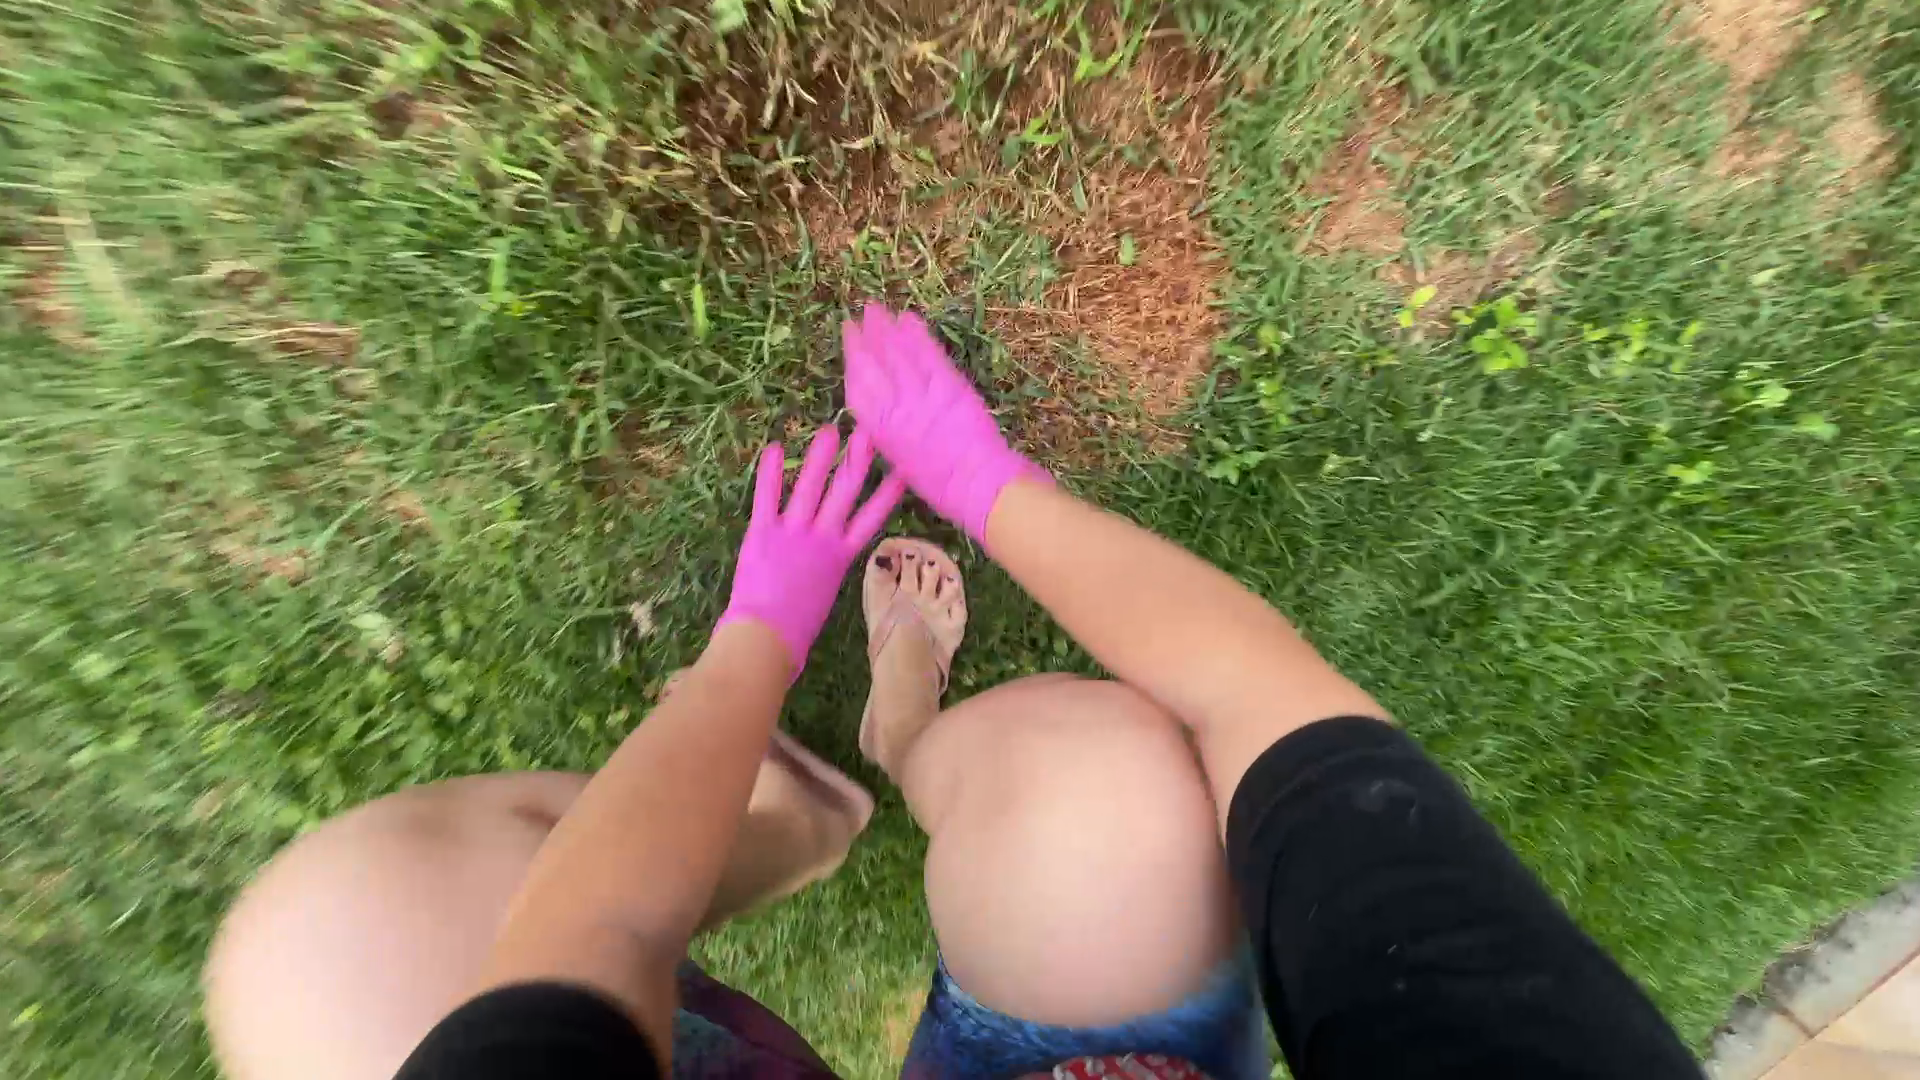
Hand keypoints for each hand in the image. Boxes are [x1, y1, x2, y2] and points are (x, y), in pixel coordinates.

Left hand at [716, 426, 906, 676]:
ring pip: (810, 488)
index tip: (902, 470)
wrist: (767, 637)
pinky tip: (776, 447)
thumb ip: (827, 566)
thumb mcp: (825, 592)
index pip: (871, 518)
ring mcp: (793, 532)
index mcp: (841, 555)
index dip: (887, 493)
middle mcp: (822, 537)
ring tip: (830, 430)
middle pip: (845, 493)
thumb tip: (829, 556)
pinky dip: (770, 473)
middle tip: (868, 432)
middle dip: (857, 461)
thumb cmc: (798, 625)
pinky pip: (767, 497)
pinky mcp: (762, 533)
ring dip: (820, 457)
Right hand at [842, 304, 1049, 541]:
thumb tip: (878, 413)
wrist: (977, 485)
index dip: (851, 361)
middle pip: (872, 365)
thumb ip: (887, 433)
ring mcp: (920, 395)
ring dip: (886, 329)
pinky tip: (909, 318)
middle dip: (865, 337)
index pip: (856, 389)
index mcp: (880, 432)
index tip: (848, 342)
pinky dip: (918, 335)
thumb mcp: (901, 463)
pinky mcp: (948, 387)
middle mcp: (894, 409)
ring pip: (897, 355)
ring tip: (877, 309)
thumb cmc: (940, 485)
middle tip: (860, 314)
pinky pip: (928, 355)